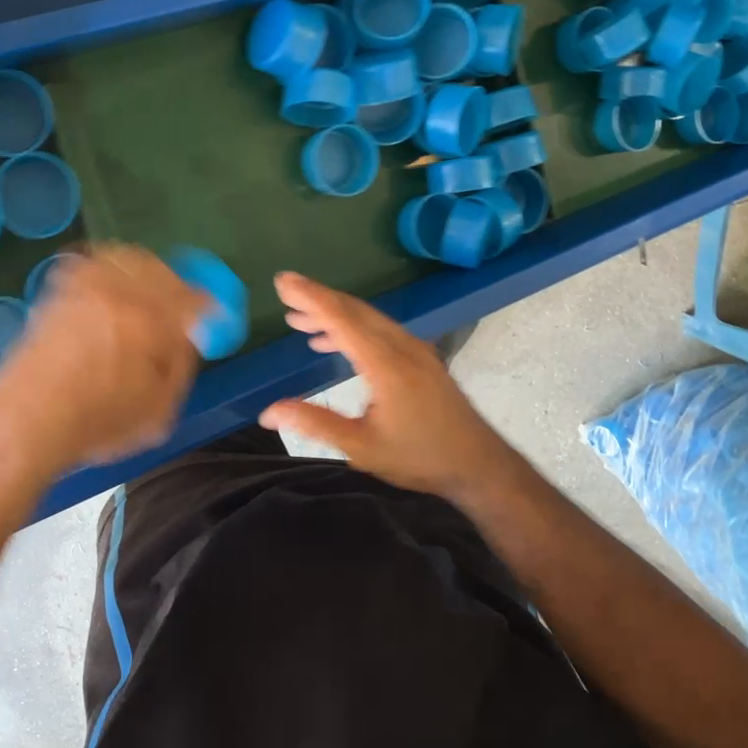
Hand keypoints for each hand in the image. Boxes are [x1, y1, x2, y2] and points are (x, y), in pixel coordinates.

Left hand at [0, 245, 205, 480]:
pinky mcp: (57, 292)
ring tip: (147, 285)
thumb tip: (186, 342)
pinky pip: (89, 263)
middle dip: (175, 284)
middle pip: (160, 271)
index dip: (205, 304)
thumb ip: (178, 371)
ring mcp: (85, 290)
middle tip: (180, 299)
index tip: (208, 311)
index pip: (191, 300)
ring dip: (143, 268)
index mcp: (152, 323)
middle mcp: (120, 295)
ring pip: (125, 259)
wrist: (25, 421)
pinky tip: (108, 282)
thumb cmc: (95, 425)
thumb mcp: (156, 413)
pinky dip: (106, 265)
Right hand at [259, 272, 519, 501]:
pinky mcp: (423, 360)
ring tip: (300, 321)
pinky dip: (354, 329)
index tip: (283, 282)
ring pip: (370, 320)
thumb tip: (267, 412)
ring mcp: (416, 351)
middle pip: (356, 311)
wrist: (480, 466)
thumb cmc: (420, 458)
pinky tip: (335, 342)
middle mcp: (403, 347)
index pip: (342, 319)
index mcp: (386, 364)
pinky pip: (382, 331)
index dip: (311, 298)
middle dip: (318, 300)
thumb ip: (315, 423)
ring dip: (335, 315)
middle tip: (285, 294)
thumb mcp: (361, 447)